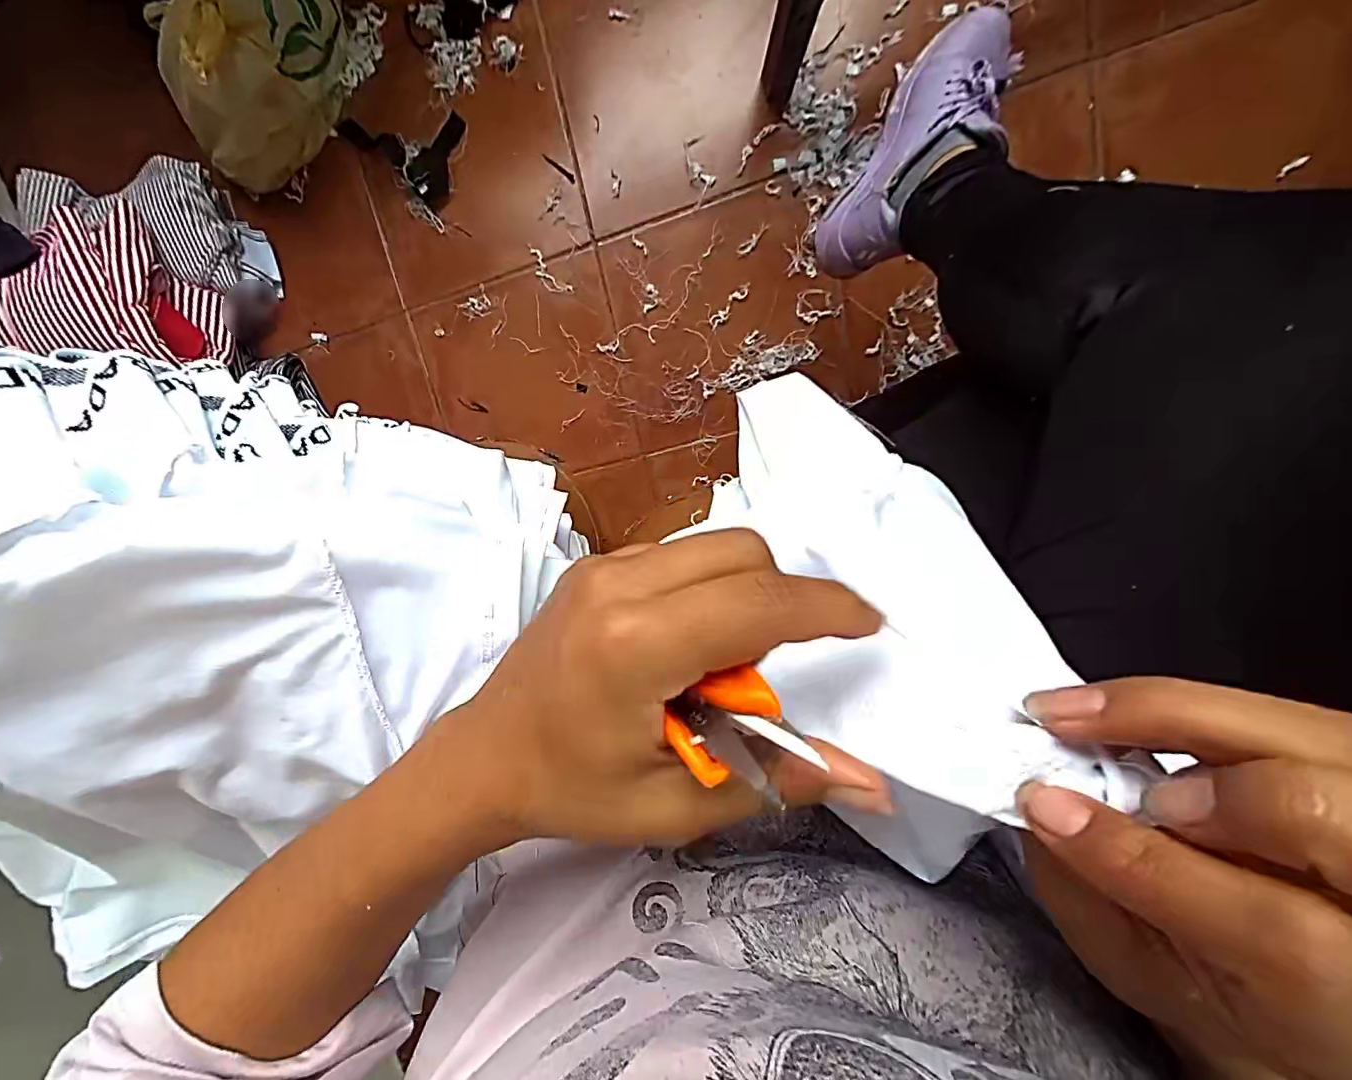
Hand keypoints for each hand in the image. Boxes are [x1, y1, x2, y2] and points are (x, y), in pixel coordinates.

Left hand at [441, 528, 891, 848]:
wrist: (483, 757)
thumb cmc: (573, 791)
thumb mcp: (679, 802)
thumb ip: (779, 778)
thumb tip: (868, 780)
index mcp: (634, 646)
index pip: (757, 604)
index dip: (825, 610)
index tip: (867, 623)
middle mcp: (619, 584)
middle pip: (747, 555)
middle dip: (783, 604)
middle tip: (755, 672)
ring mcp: (604, 565)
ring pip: (720, 546)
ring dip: (747, 594)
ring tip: (714, 660)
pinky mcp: (599, 562)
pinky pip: (687, 555)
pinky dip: (712, 589)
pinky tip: (683, 641)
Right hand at [1015, 677, 1351, 1079]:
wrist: (1315, 1003)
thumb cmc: (1237, 1009)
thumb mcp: (1161, 986)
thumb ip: (1096, 897)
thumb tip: (1046, 803)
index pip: (1296, 945)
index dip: (1163, 871)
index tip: (1055, 812)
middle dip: (1211, 782)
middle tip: (1095, 757)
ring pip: (1331, 739)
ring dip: (1182, 713)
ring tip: (1080, 714)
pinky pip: (1294, 712)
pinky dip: (1191, 701)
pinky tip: (1117, 706)